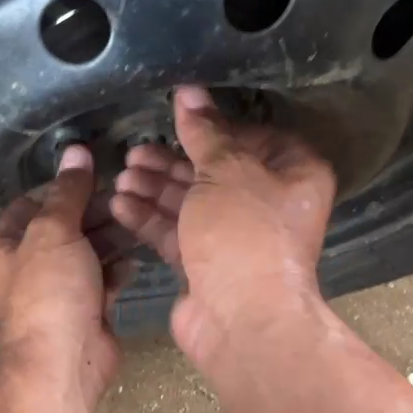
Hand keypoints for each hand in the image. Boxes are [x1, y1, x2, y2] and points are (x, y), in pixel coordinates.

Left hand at [0, 146, 134, 407]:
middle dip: (94, 211)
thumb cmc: (49, 292)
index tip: (98, 172)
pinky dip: (118, 269)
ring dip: (111, 237)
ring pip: (87, 251)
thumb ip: (68, 191)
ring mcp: (57, 289)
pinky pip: (103, 280)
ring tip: (139, 220)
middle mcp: (28, 264)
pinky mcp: (85, 309)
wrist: (63, 362)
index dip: (63, 185)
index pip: (33, 201)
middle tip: (128, 195)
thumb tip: (76, 149)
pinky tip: (136, 259)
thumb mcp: (54, 231)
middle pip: (64, 225)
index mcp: (6, 244)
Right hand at [110, 86, 336, 366]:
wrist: (240, 319)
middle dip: (171, 161)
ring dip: (154, 188)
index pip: (252, 137)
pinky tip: (120, 204)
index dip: (213, 127)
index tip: (176, 118)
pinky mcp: (204, 265)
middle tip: (134, 152)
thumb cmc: (244, 234)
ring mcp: (234, 237)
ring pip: (190, 202)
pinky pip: (175, 232)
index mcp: (293, 174)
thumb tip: (188, 93)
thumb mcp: (225, 171)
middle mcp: (267, 204)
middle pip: (213, 171)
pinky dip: (149, 218)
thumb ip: (203, 132)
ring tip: (121, 175)